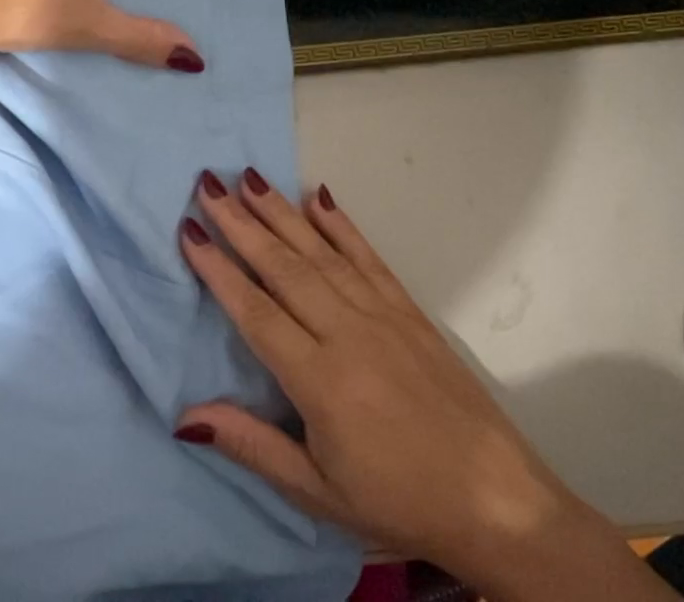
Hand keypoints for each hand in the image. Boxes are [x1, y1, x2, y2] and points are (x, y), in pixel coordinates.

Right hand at [178, 170, 679, 601]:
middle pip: (285, 268)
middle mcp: (350, 335)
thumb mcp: (317, 493)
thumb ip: (251, 446)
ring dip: (282, 212)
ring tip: (249, 178)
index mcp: (320, 380)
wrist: (500, 504)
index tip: (189, 229)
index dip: (218, 269)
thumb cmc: (399, 502)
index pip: (256, 311)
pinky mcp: (412, 315)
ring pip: (322, 254)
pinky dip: (342, 227)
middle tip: (207, 184)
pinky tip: (320, 198)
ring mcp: (385, 318)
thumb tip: (184, 417)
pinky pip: (370, 260)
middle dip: (242, 223)